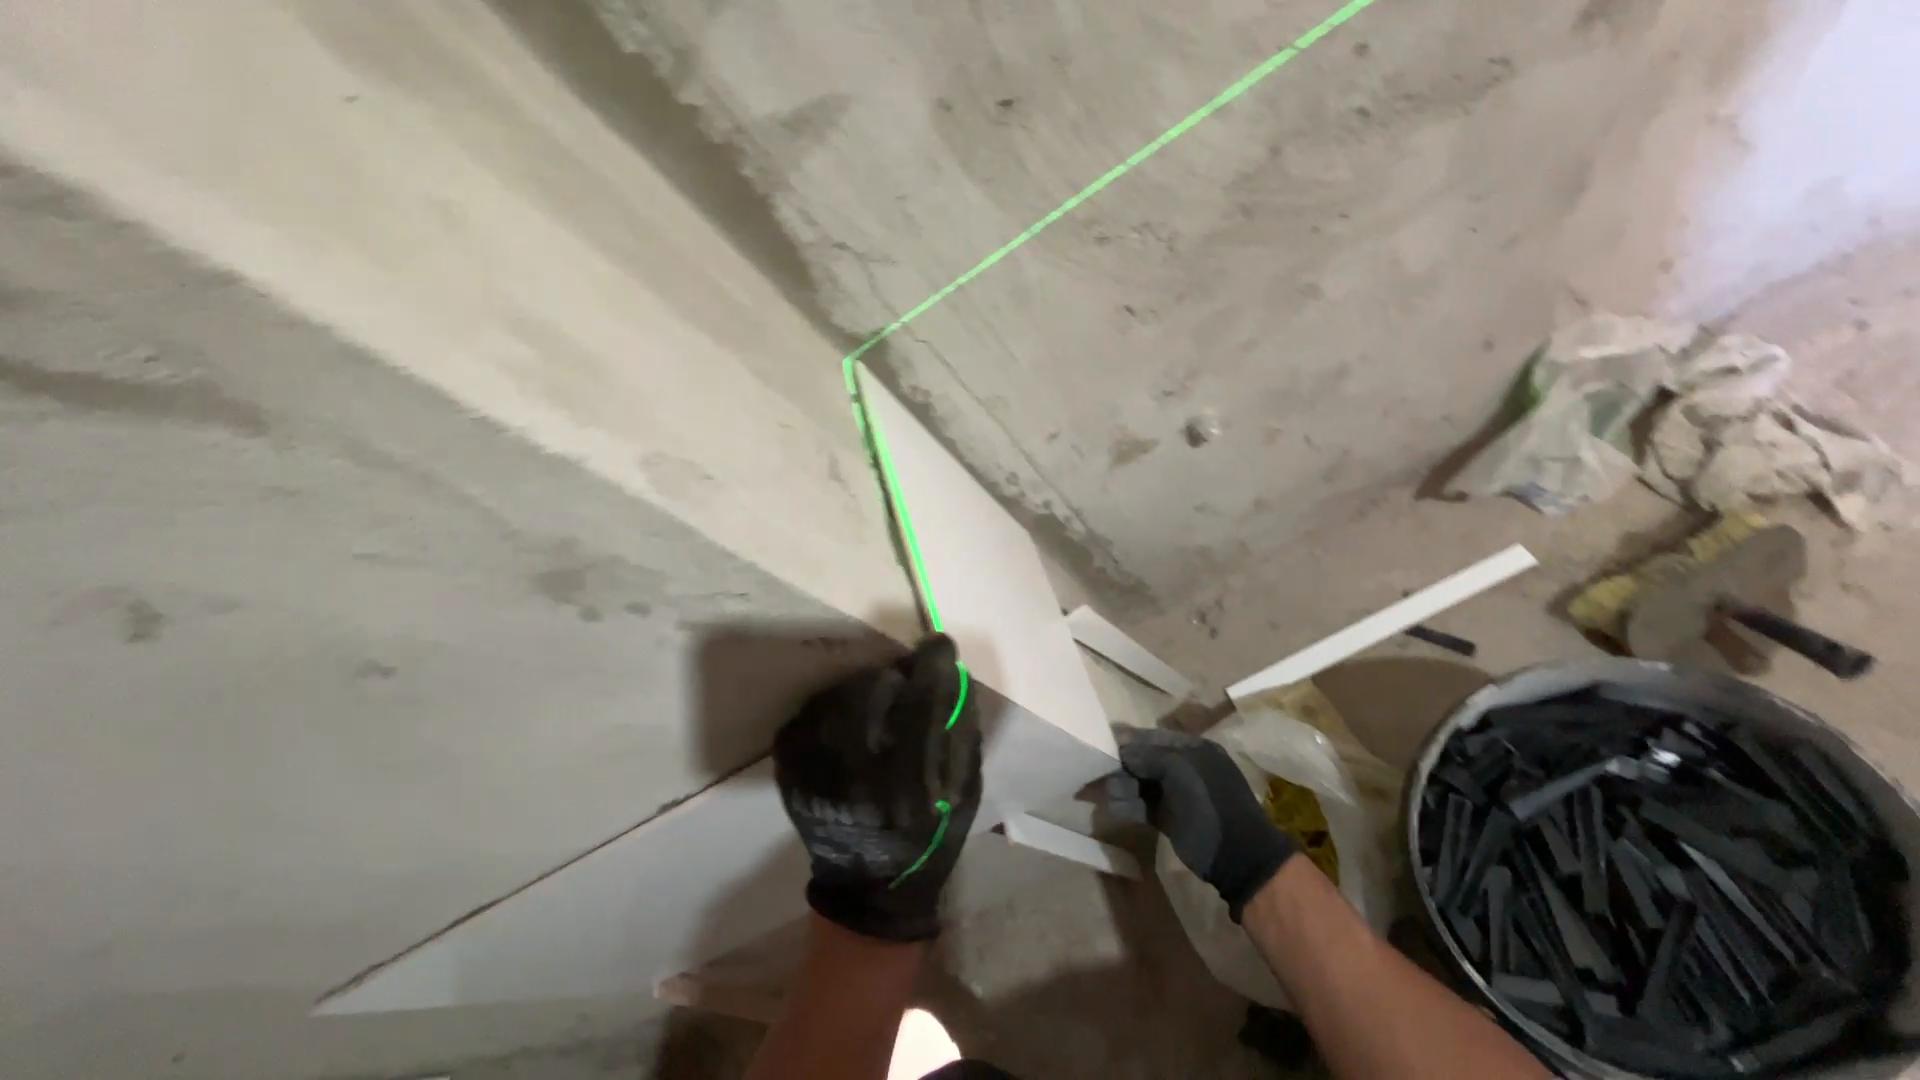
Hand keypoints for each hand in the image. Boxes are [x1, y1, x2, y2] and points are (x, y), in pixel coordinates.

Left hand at [774, 634, 981, 942]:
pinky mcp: (789, 769)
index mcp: (908, 785)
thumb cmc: (930, 840)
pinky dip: (833, 709)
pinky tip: (849, 724)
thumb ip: (962, 731)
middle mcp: (854, 773)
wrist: (871, 886)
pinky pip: (810, 714)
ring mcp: (813, 769)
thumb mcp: (965, 792)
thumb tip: (954, 675)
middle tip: (906, 682)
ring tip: (878, 704)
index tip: (939, 645)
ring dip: (863, 690)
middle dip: (894, 678)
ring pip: (838, 696)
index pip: (922, 703)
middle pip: (873, 690)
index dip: (932, 666)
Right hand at [1120, 729, 1296, 921]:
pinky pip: (1143, 806)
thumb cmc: (1210, 803)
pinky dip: (1127, 805)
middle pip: (1146, 760)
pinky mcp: (1170, 818)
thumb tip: (1122, 750)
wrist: (1236, 854)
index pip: (1155, 737)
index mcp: (1194, 750)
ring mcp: (1177, 794)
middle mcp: (1185, 768)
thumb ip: (1150, 756)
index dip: (1130, 740)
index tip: (1104, 743)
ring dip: (1121, 785)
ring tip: (1101, 790)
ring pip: (1142, 784)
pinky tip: (1110, 805)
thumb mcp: (1181, 770)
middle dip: (1122, 764)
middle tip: (1097, 769)